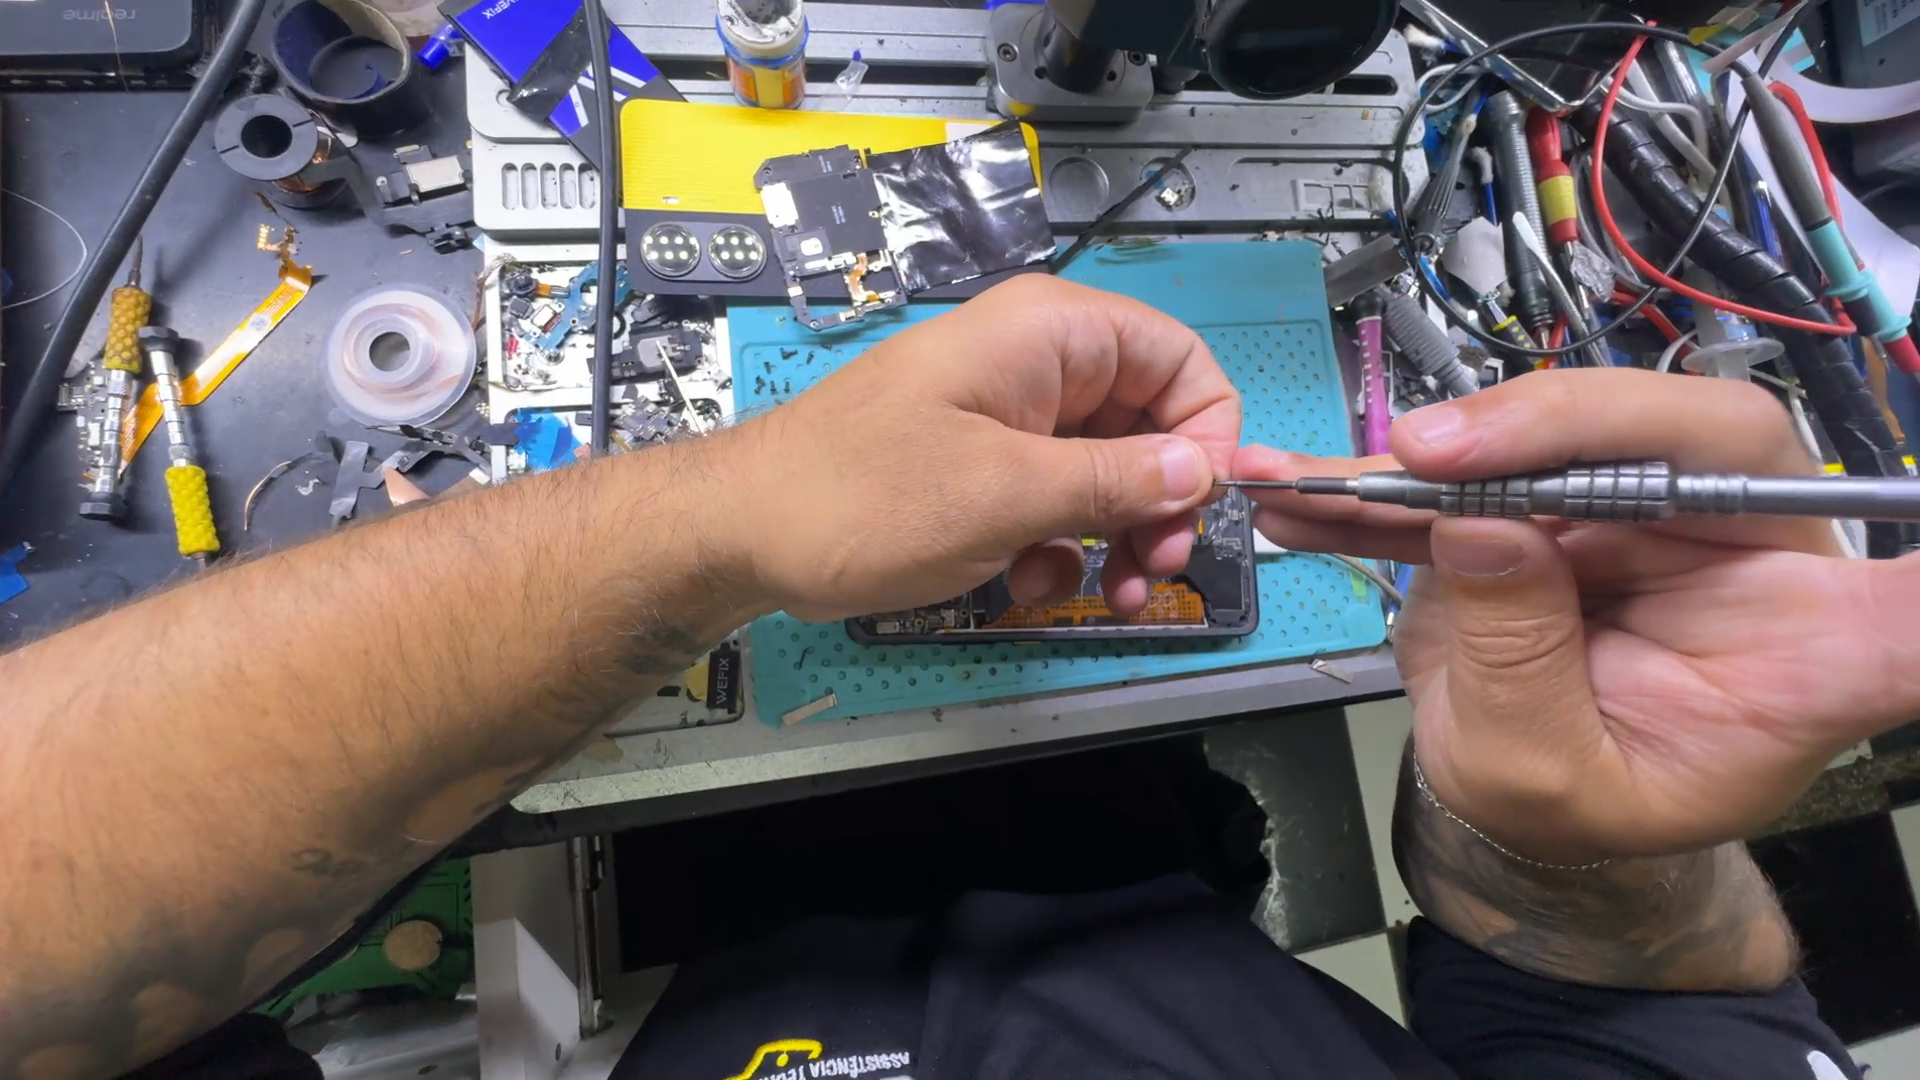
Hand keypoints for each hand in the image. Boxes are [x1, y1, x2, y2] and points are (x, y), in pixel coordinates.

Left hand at [732, 276, 1240, 621]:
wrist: (751, 533)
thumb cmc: (871, 497)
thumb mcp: (1007, 492)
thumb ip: (1116, 478)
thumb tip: (1206, 469)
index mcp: (1051, 337)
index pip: (1178, 360)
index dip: (1207, 433)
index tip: (1202, 509)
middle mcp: (1038, 367)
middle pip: (1147, 425)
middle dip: (1159, 503)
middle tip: (1153, 570)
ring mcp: (1009, 421)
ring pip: (1104, 473)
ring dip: (1114, 536)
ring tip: (1105, 594)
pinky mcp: (984, 469)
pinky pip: (1052, 501)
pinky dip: (1057, 546)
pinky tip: (1030, 583)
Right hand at [1236, 369, 1919, 861]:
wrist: (1508, 796)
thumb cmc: (1562, 805)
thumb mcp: (1538, 763)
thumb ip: (1518, 652)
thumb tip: (1481, 523)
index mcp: (1796, 642)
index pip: (1900, 589)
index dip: (1913, 574)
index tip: (1886, 551)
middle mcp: (1721, 552)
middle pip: (1662, 439)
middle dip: (1530, 434)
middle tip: (1415, 456)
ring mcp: (1610, 523)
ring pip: (1515, 453)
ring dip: (1393, 466)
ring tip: (1291, 482)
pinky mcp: (1517, 519)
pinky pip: (1437, 493)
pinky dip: (1358, 498)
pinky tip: (1290, 500)